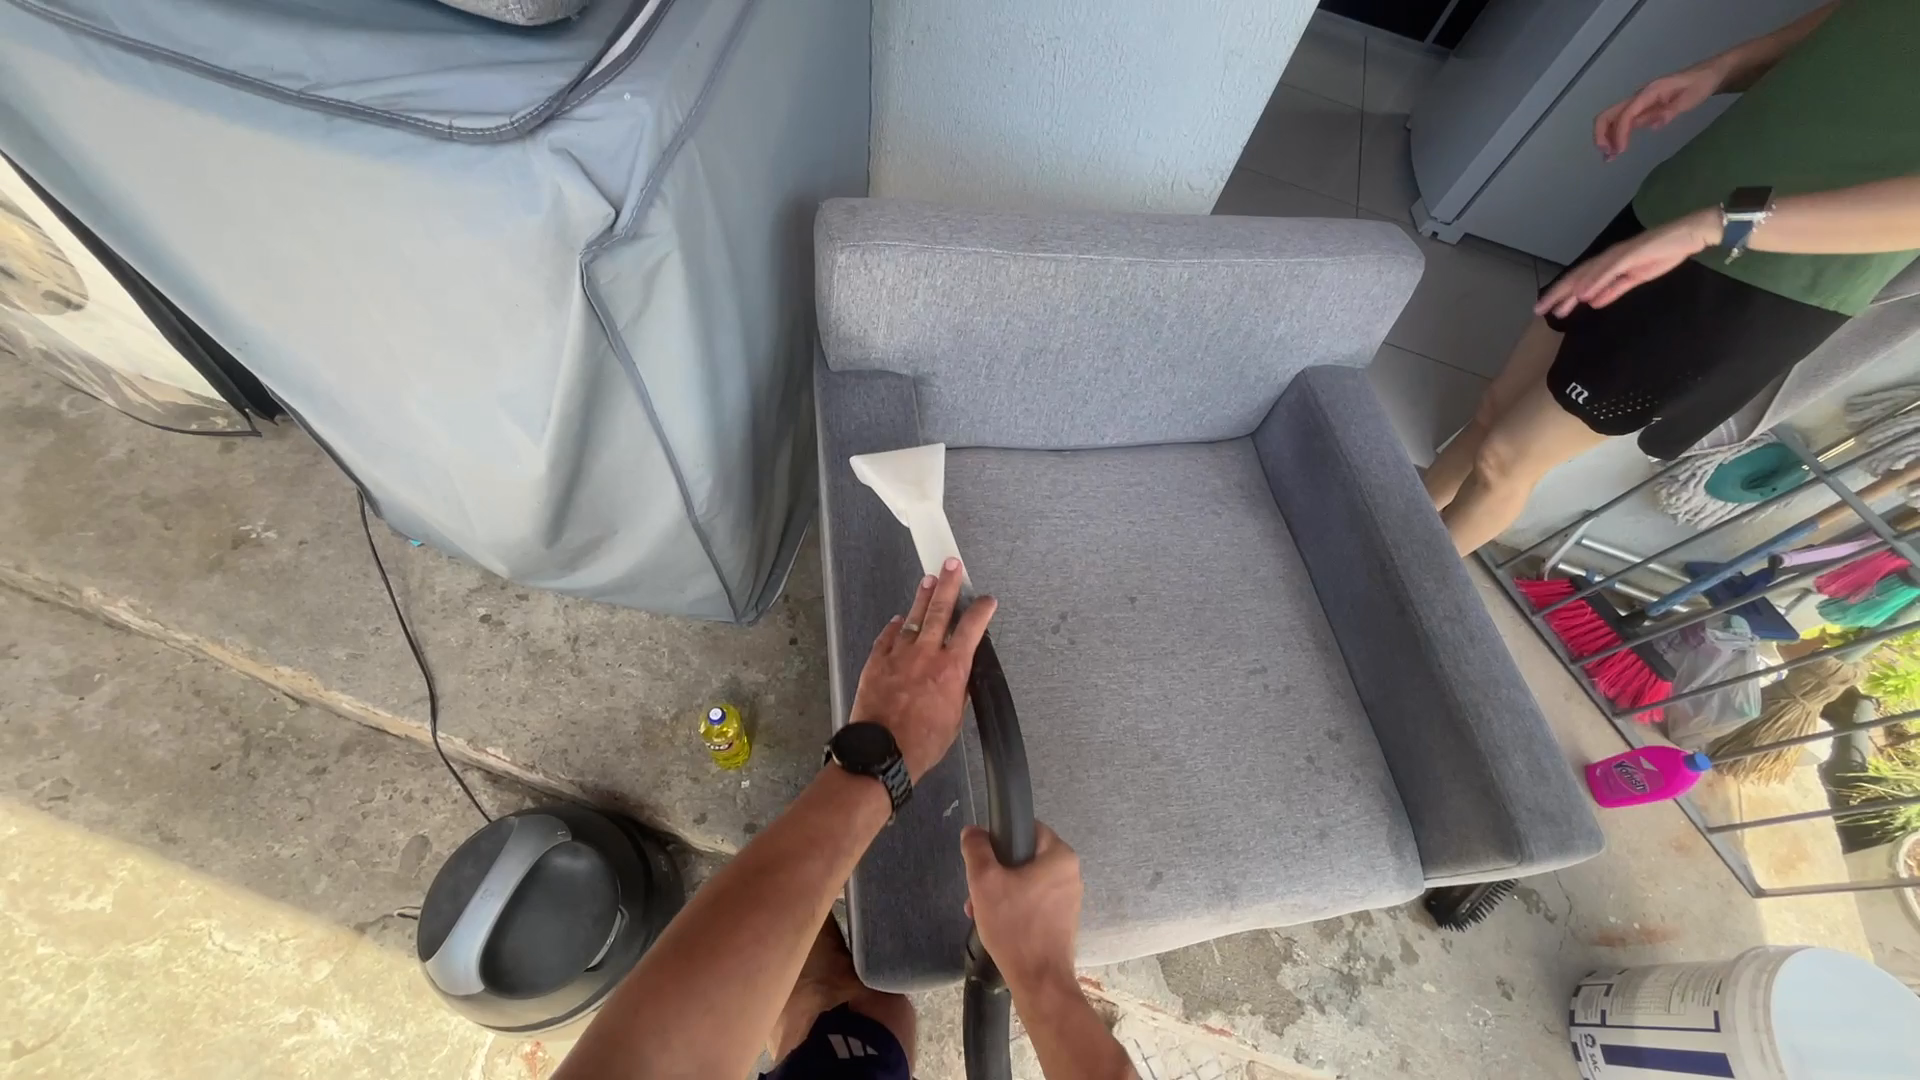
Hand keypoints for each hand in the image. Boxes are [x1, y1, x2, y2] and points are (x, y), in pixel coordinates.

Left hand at [848, 557, 996, 780]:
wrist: (882, 752)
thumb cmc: (921, 742)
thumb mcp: (954, 720)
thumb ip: (958, 691)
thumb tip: (959, 677)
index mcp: (951, 668)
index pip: (971, 629)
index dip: (981, 610)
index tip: (986, 600)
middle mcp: (926, 654)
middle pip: (941, 610)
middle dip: (949, 584)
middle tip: (952, 564)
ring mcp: (899, 654)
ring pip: (914, 617)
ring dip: (923, 597)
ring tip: (929, 580)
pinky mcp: (877, 661)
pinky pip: (887, 637)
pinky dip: (894, 626)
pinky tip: (898, 619)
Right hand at [961, 822, 1082, 994]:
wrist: (1040, 983)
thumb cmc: (1015, 926)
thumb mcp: (984, 881)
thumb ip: (976, 849)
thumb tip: (973, 831)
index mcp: (1060, 855)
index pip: (1026, 827)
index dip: (1000, 837)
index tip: (982, 857)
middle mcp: (1071, 873)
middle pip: (1024, 857)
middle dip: (996, 872)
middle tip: (976, 890)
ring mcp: (1069, 898)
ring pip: (1026, 881)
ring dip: (1001, 892)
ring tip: (979, 911)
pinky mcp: (1064, 920)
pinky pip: (1034, 901)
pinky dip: (1015, 907)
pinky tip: (996, 924)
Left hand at [1535, 210, 1718, 318]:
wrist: (1691, 234)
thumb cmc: (1663, 253)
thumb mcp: (1633, 278)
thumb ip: (1613, 289)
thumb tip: (1593, 303)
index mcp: (1606, 265)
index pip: (1577, 281)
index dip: (1558, 295)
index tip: (1543, 309)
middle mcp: (1607, 259)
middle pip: (1575, 278)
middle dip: (1556, 294)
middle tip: (1538, 311)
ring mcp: (1618, 255)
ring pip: (1587, 274)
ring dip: (1570, 291)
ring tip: (1556, 307)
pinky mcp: (1632, 253)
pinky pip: (1610, 269)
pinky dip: (1595, 281)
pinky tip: (1583, 294)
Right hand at [1593, 62, 1726, 159]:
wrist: (1707, 74)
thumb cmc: (1701, 84)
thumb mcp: (1692, 97)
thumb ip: (1672, 110)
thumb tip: (1655, 125)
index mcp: (1648, 94)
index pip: (1624, 115)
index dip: (1619, 134)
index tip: (1621, 151)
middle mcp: (1636, 98)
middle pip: (1606, 117)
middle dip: (1601, 137)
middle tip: (1608, 154)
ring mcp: (1635, 104)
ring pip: (1608, 122)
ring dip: (1604, 140)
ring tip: (1610, 157)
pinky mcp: (1637, 111)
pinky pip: (1617, 124)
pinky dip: (1612, 138)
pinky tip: (1616, 150)